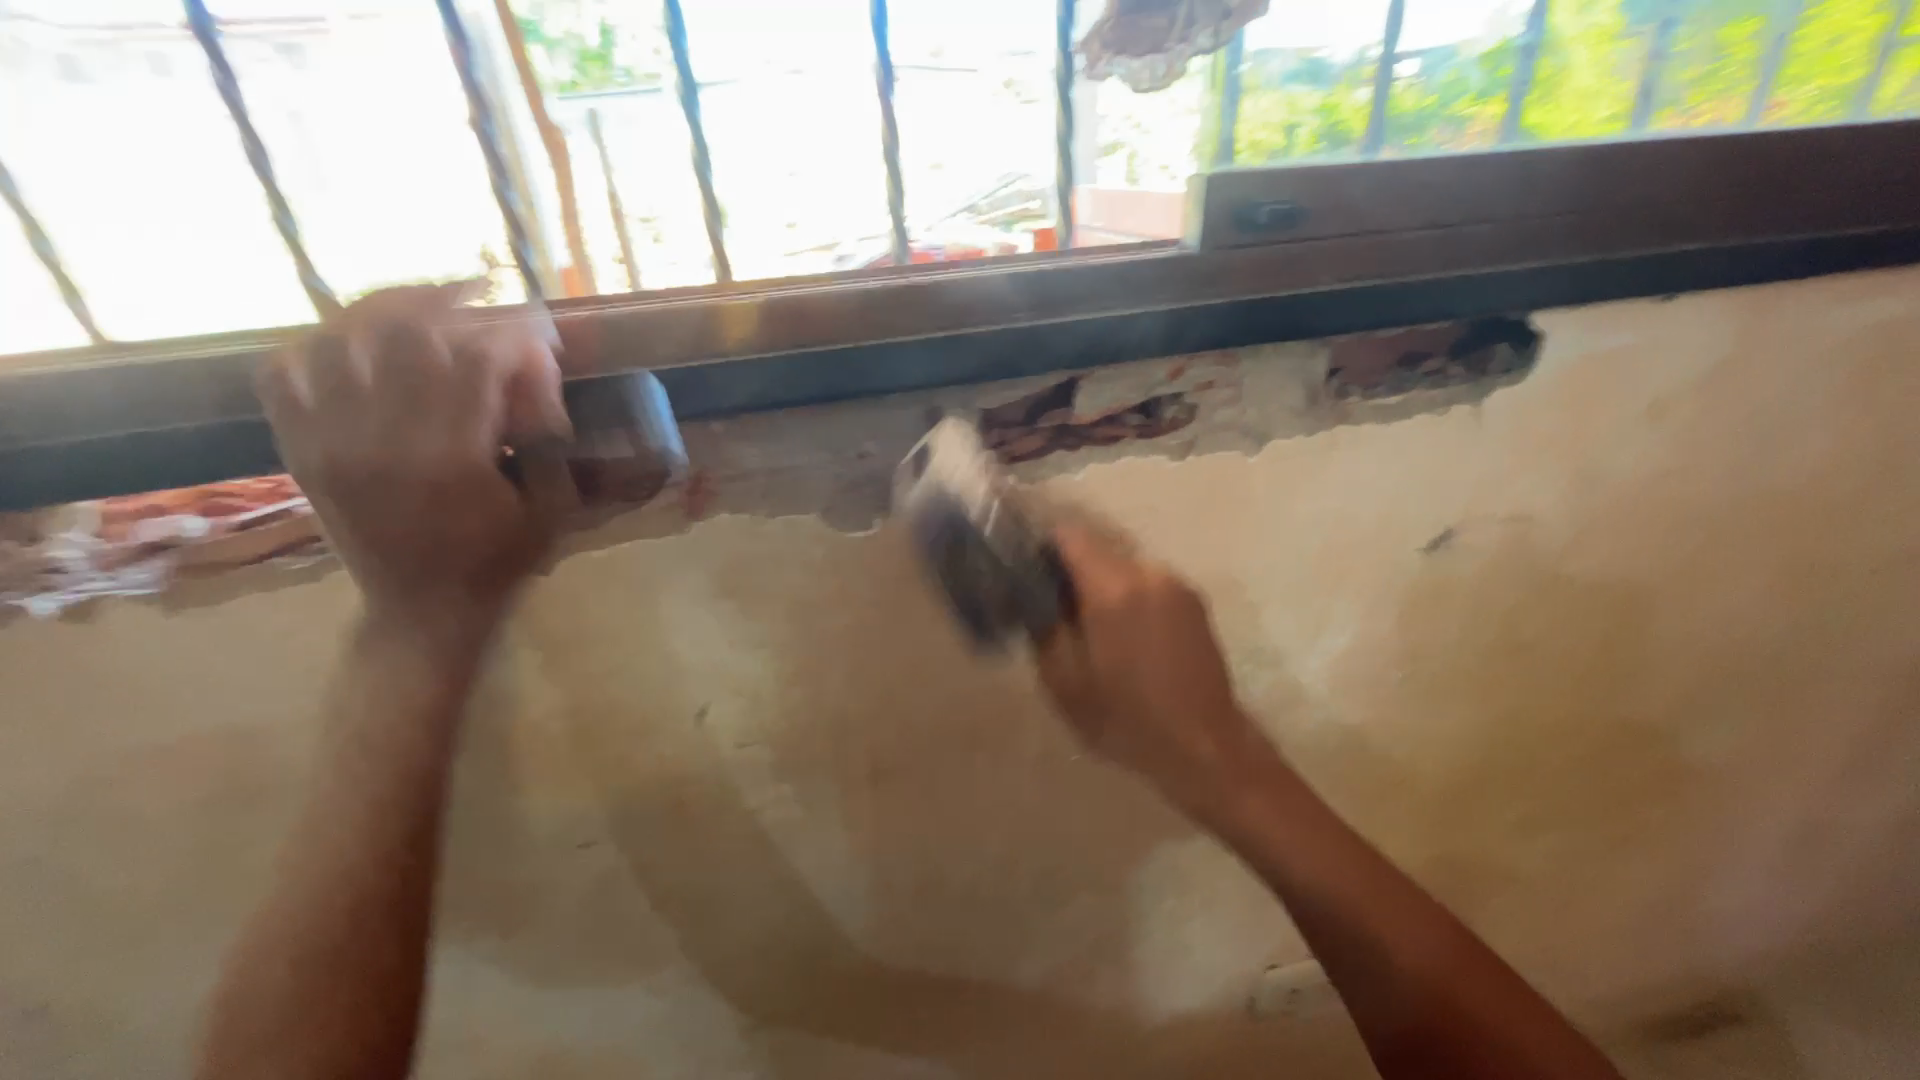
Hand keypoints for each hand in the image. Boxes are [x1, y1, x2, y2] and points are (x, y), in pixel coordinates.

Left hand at [258, 285, 575, 646]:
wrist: (422, 612)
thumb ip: (546, 436)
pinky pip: (285, 371)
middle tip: (480, 294)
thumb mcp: (549, 506)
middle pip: (404, 332)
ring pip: (339, 338)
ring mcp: (331, 442)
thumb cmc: (499, 561)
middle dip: (449, 301)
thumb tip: (536, 370)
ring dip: (383, 308)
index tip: (539, 331)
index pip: (475, 358)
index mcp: (451, 459)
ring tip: (419, 303)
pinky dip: (316, 344)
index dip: (512, 333)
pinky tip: (352, 342)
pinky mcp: (302, 450)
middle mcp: (381, 440)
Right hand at [1035, 524, 1270, 803]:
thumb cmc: (1127, 719)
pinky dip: (1130, 600)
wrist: (1204, 747)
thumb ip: (1043, 626)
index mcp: (1112, 588)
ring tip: (1094, 633)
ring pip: (1123, 569)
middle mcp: (1148, 573)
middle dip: (1073, 574)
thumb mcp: (1064, 682)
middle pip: (1097, 551)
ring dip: (1103, 589)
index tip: (1029, 576)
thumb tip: (1034, 594)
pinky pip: (1148, 585)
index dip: (1042, 550)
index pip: (1068, 535)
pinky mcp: (1195, 602)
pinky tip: (1127, 641)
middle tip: (1057, 613)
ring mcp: (1177, 585)